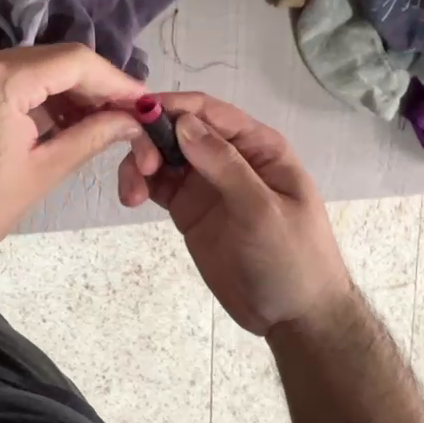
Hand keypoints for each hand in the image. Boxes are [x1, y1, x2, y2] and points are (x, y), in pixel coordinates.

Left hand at [0, 43, 144, 274]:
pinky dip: (41, 96)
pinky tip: (66, 120)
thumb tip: (134, 121)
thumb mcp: (43, 170)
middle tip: (129, 115)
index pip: (74, 61)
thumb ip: (92, 135)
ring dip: (70, 91)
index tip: (146, 102)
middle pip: (55, 59)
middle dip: (95, 86)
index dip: (116, 81)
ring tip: (102, 122)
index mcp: (0, 79)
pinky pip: (11, 79)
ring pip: (35, 67)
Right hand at [117, 93, 352, 336]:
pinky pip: (157, 184)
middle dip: (150, 139)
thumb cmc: (291, 258)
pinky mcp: (189, 208)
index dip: (172, 107)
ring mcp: (206, 183)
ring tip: (131, 194)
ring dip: (139, 164)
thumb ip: (224, 165)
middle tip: (139, 170)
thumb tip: (183, 123)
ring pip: (162, 155)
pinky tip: (130, 199)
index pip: (208, 111)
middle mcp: (228, 156)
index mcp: (257, 146)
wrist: (293, 315)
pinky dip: (139, 184)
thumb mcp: (262, 210)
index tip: (135, 115)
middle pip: (178, 129)